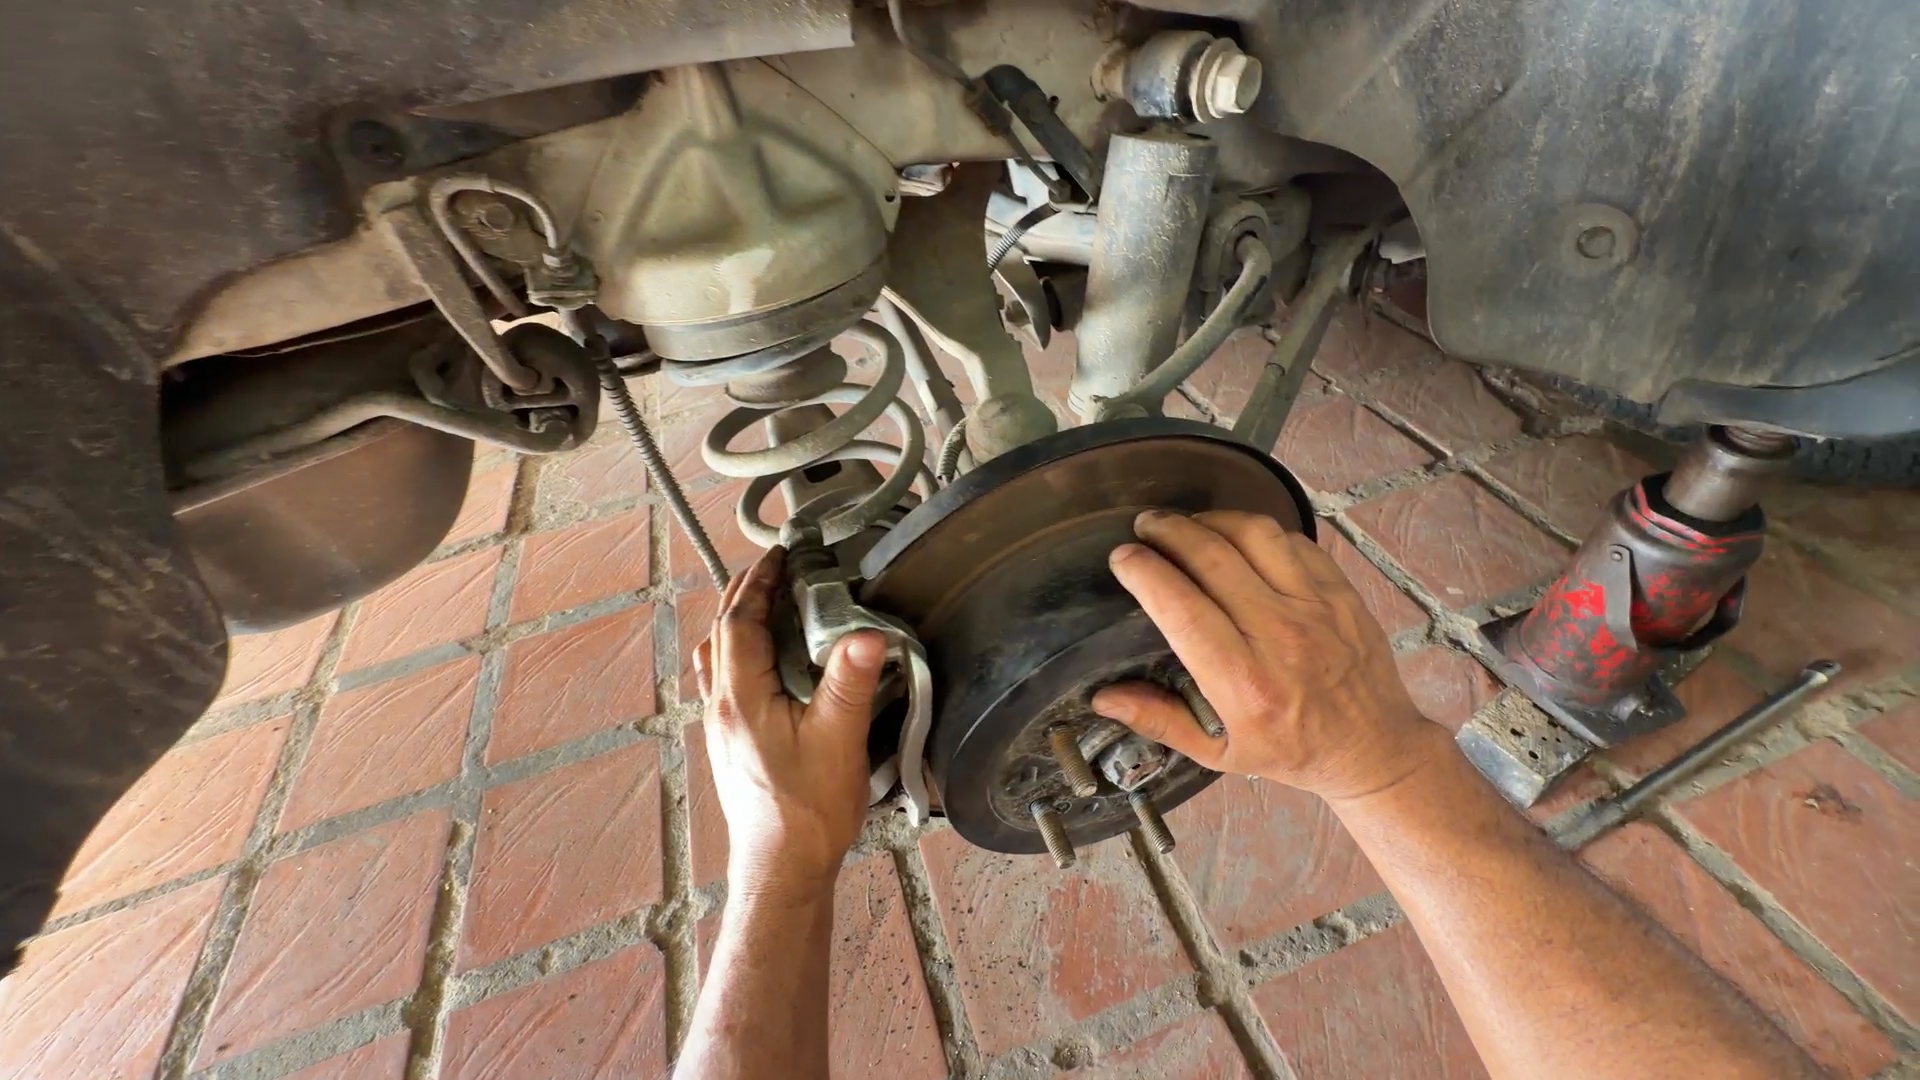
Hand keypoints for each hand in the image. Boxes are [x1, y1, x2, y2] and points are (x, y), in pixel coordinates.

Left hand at [693, 547, 883, 897]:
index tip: (781, 554)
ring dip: (737, 620)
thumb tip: (867, 632)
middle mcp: (721, 705)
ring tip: (767, 602)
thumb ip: (849, 684)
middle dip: (745, 592)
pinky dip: (738, 649)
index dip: (759, 583)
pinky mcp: (729, 741)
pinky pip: (724, 677)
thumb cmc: (809, 807)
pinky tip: (762, 659)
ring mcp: (720, 725)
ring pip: (717, 655)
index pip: (739, 621)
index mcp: (740, 696)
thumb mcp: (838, 741)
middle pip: (722, 632)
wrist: (781, 867)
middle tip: (776, 567)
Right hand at [1090, 510, 1440, 802]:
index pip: (1181, 606)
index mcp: (1243, 681)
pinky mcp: (1340, 592)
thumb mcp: (1216, 752)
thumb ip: (1157, 720)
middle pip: (1213, 557)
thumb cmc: (1288, 751)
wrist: (1375, 750)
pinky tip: (1234, 537)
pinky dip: (1254, 530)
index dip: (1144, 572)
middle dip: (1168, 531)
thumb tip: (1102, 698)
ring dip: (1210, 519)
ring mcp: (1316, 608)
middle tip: (1145, 526)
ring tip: (1186, 523)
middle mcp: (1280, 636)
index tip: (1122, 557)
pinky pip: (1291, 540)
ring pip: (1254, 535)